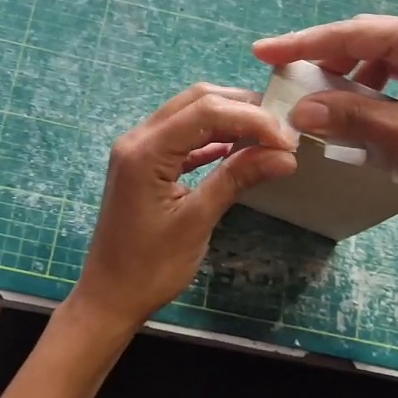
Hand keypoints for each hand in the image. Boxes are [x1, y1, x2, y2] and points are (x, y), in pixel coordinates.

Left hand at [70, 85, 298, 332]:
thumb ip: (237, 179)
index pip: (205, 111)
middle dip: (242, 109)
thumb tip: (285, 155)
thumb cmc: (150, 267)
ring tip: (269, 136)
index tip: (287, 140)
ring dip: (229, 120)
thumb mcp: (197, 221)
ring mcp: (138, 150)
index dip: (251, 118)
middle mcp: (138, 139)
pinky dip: (212, 139)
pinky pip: (182, 138)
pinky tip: (241, 148)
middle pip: (196, 101)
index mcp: (145, 151)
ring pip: (190, 114)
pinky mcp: (145, 164)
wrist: (110, 297)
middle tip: (282, 129)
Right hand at [252, 15, 397, 231]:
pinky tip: (369, 116)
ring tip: (325, 103)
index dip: (303, 44)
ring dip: (354, 81)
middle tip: (289, 79)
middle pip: (370, 42)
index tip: (263, 51)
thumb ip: (353, 117)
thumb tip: (301, 110)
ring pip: (389, 61)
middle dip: (327, 61)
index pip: (353, 34)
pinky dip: (381, 94)